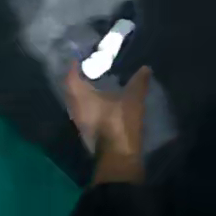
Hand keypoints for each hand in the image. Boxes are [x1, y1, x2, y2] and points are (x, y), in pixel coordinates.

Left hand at [63, 66, 150, 184]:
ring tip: (95, 82)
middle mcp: (76, 108)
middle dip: (77, 78)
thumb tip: (145, 68)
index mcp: (82, 97)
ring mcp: (80, 121)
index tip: (80, 58)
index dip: (74, 67)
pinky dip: (88, 103)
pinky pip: (83, 111)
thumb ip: (138, 82)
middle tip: (88, 68)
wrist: (118, 157)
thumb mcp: (133, 98)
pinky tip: (101, 101)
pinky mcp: (87, 131)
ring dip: (82, 92)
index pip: (71, 77)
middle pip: (71, 90)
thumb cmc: (120, 123)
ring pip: (76, 102)